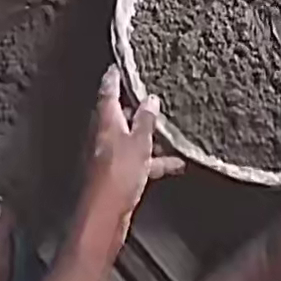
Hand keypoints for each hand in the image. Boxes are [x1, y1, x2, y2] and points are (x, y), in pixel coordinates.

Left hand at [77, 65, 183, 250]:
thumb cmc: (118, 174)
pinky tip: (175, 163)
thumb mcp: (139, 142)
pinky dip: (154, 160)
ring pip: (131, 137)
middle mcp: (105, 134)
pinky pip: (138, 160)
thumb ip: (146, 120)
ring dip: (149, 135)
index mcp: (106, 120)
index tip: (120, 64)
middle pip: (120, 113)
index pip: (109, 90)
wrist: (105, 216)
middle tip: (153, 95)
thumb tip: (151, 99)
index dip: (115, 76)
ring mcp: (111, 154)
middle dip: (137, 106)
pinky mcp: (118, 174)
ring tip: (171, 131)